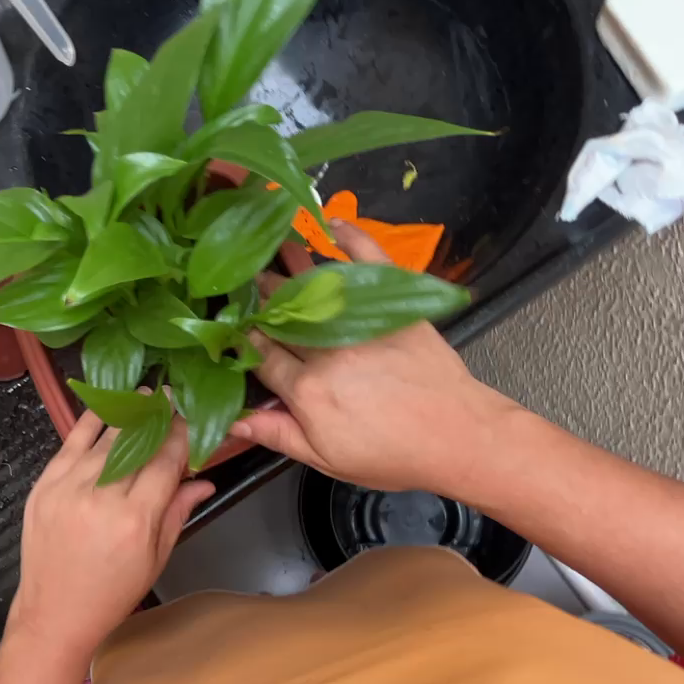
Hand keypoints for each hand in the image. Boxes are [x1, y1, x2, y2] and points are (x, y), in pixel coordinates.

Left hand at [6, 401, 214, 666]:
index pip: (165, 462)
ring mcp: (67, 489)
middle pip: (136, 444)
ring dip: (127, 416)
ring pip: (105, 439)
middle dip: (158, 420)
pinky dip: (90, 423)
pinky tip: (107, 408)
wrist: (54, 614)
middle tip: (172, 399)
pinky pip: (70, 444)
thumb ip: (177, 513)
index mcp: (135, 520)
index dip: (181, 436)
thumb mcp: (155, 559)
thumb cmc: (112, 593)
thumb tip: (205, 481)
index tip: (192, 418)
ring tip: (145, 399)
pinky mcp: (43, 486)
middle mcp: (101, 498)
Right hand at [233, 221, 524, 497]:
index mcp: (306, 390)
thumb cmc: (390, 454)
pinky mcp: (392, 309)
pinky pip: (369, 264)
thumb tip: (233, 420)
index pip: (261, 355)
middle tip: (237, 278)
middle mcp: (326, 350)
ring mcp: (359, 324)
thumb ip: (279, 434)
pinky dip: (351, 240)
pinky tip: (332, 224)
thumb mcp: (326, 460)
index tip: (225, 320)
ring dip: (288, 263)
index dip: (241, 338)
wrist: (457, 437)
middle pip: (280, 317)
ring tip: (267, 246)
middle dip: (256, 297)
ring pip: (314, 287)